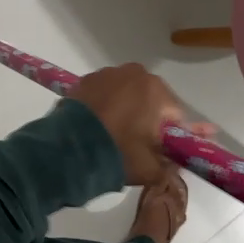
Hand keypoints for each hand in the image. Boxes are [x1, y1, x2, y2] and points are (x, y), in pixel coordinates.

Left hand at [70, 64, 210, 185]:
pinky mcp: (85, 79)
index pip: (175, 115)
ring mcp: (107, 73)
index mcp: (156, 90)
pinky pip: (105, 92)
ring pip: (127, 94)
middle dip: (147, 119)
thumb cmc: (117, 153)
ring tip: (112, 133)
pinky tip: (97, 124)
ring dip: (125, 109)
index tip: (160, 151)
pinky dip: (105, 104)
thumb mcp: (150, 169)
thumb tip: (175, 165)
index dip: (170, 135)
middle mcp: (135, 73)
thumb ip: (170, 166)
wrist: (68, 149)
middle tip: (135, 144)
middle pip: (151, 100)